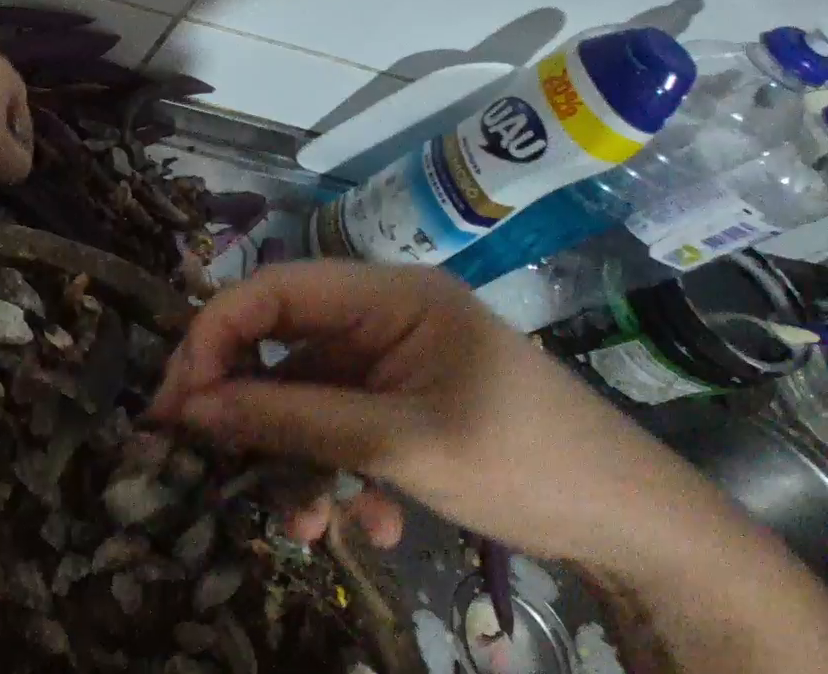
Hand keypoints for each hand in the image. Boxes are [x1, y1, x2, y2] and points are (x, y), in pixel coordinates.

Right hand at [148, 261, 712, 564]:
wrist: (647, 539)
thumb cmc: (531, 467)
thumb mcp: (400, 445)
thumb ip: (290, 420)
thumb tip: (189, 407)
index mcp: (387, 295)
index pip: (270, 290)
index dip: (214, 334)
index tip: (181, 396)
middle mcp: (378, 316)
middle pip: (274, 340)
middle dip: (238, 400)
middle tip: (192, 443)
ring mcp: (387, 361)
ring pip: (298, 393)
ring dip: (289, 455)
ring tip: (301, 522)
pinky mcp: (394, 403)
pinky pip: (332, 424)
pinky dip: (330, 471)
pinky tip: (360, 522)